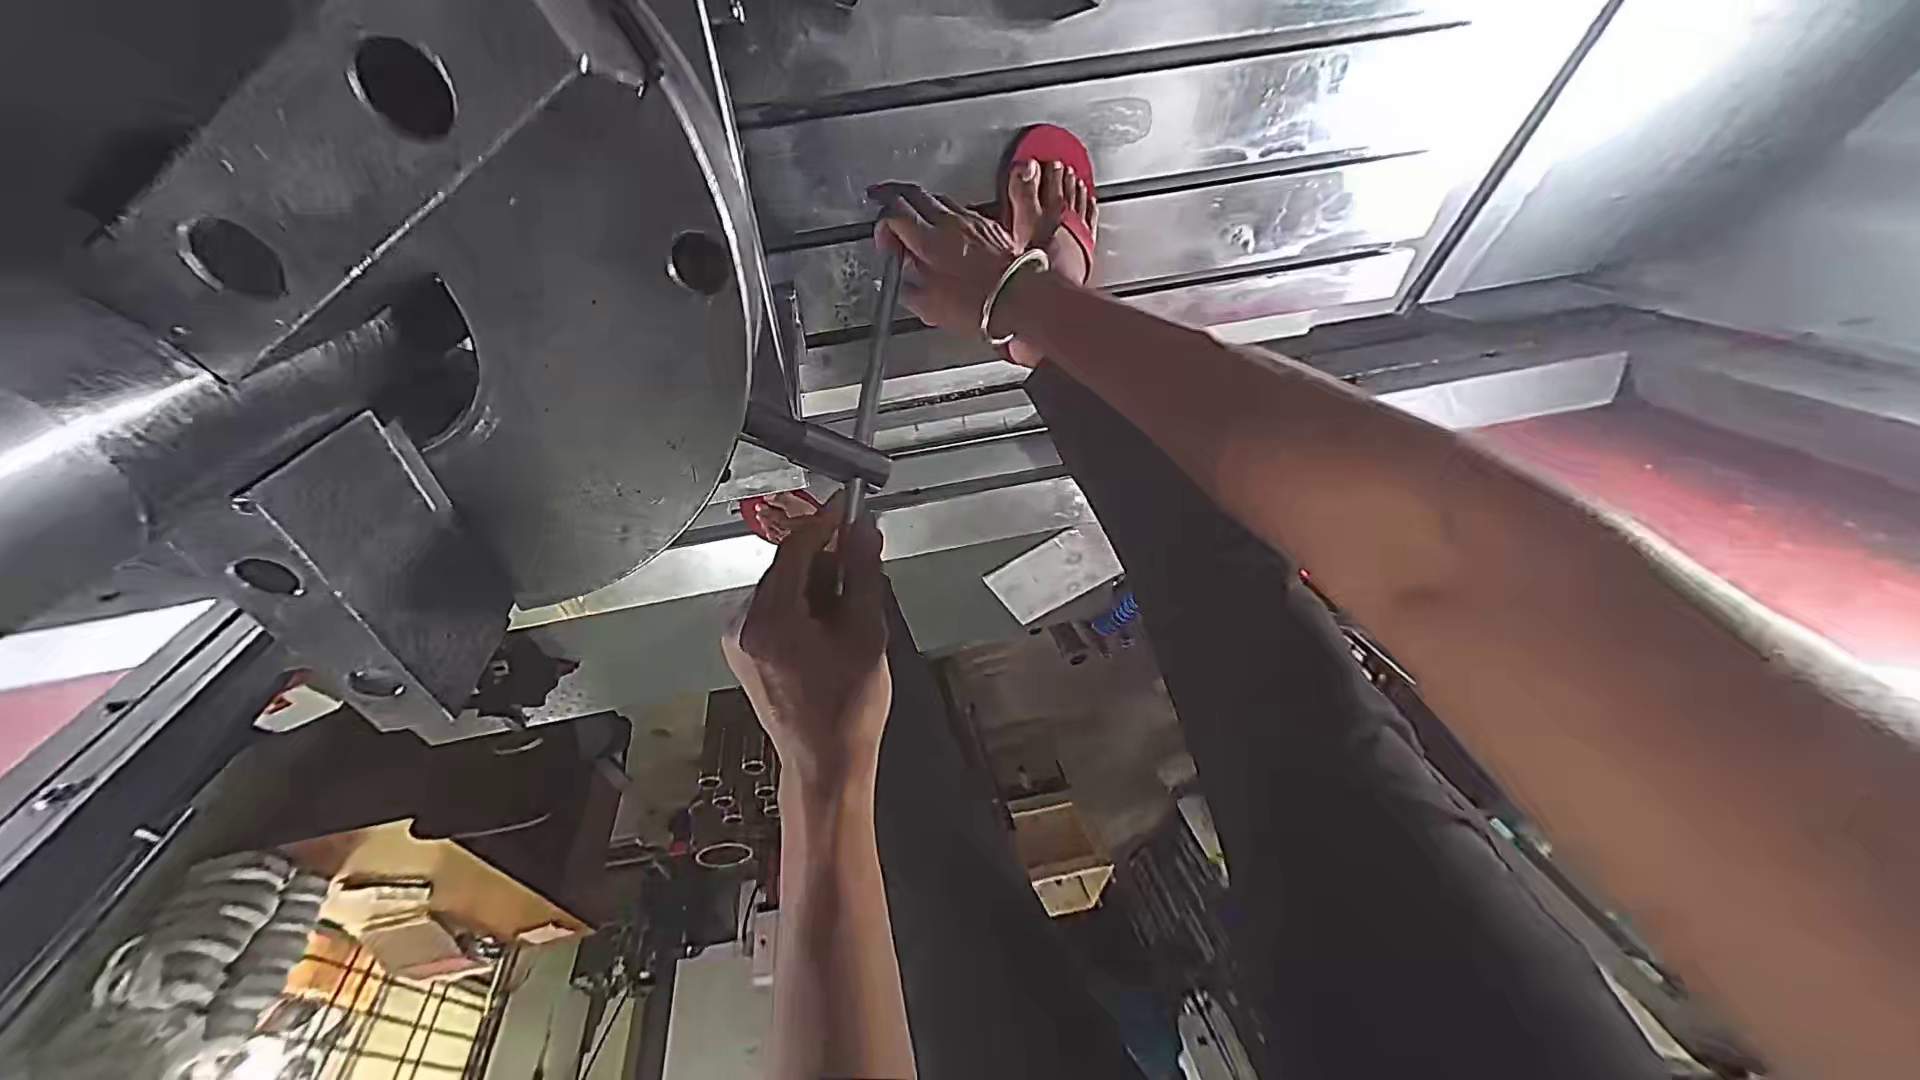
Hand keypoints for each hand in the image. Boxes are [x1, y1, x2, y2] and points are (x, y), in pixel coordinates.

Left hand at [722, 494, 890, 787]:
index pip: (796, 548)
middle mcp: (743, 624)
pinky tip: (832, 627)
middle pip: (789, 566)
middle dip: (829, 562)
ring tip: (852, 616)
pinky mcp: (746, 649)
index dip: (827, 521)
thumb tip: (863, 529)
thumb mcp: (866, 633)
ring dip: (821, 586)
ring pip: (786, 587)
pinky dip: (807, 606)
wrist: (824, 763)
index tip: (849, 505)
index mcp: (769, 619)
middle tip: (865, 569)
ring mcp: (740, 638)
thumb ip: (863, 573)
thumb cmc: (847, 710)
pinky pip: (778, 608)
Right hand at [871, 183, 1019, 336]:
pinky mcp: (990, 226)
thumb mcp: (930, 307)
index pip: (893, 213)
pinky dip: (948, 218)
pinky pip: (962, 212)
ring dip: (923, 208)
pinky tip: (949, 235)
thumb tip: (900, 283)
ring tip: (919, 226)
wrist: (1021, 300)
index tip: (884, 241)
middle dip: (895, 201)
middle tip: (888, 211)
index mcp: (928, 240)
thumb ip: (908, 289)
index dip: (882, 225)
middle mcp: (948, 223)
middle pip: (913, 195)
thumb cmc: (980, 306)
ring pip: (938, 200)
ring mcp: (971, 221)